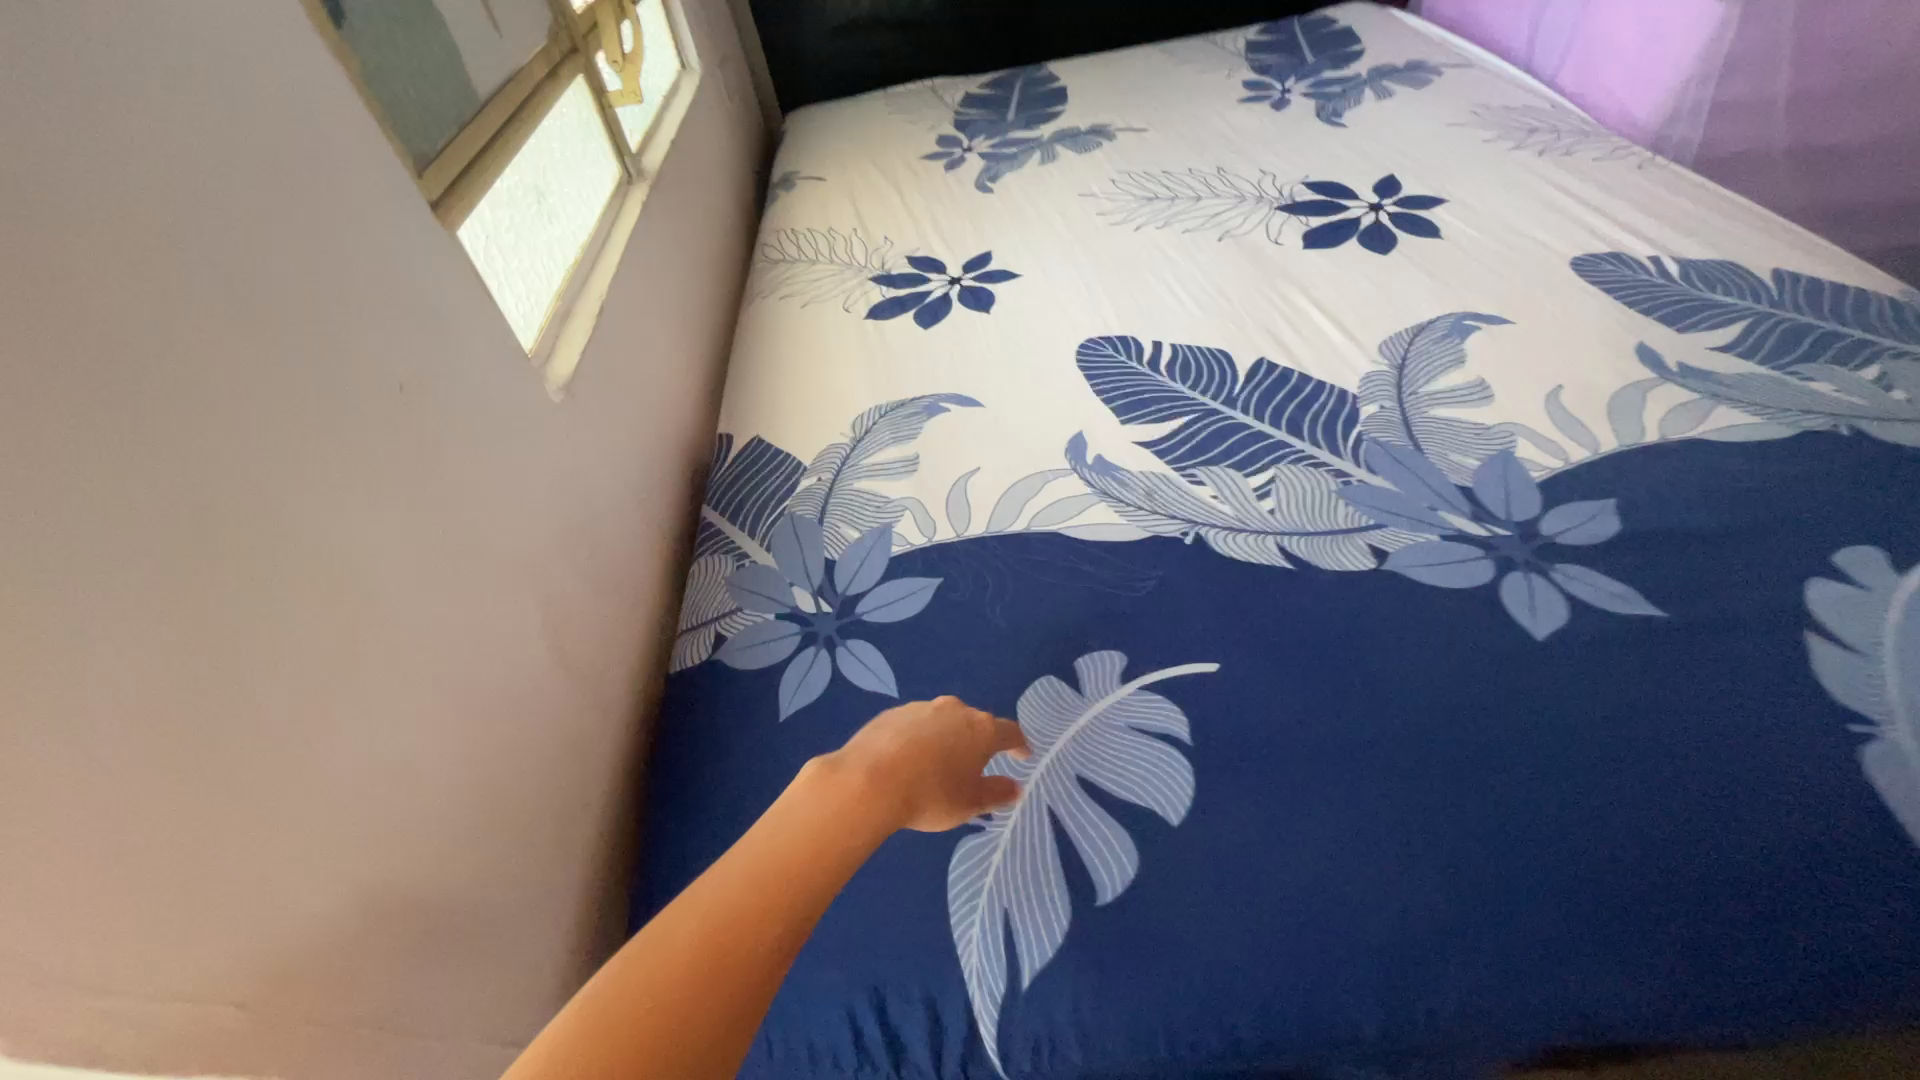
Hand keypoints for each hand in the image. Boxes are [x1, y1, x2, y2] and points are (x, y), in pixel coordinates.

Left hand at [824, 696, 1030, 832]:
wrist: (868, 781)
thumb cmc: (930, 795)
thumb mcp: (970, 803)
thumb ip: (996, 793)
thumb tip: (1015, 786)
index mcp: (980, 728)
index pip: (1009, 732)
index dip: (1018, 745)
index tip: (1023, 754)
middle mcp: (954, 710)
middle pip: (974, 723)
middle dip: (978, 741)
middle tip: (976, 764)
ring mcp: (920, 708)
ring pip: (942, 722)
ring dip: (946, 739)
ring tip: (938, 765)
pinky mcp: (891, 714)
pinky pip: (914, 726)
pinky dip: (918, 740)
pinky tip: (908, 760)